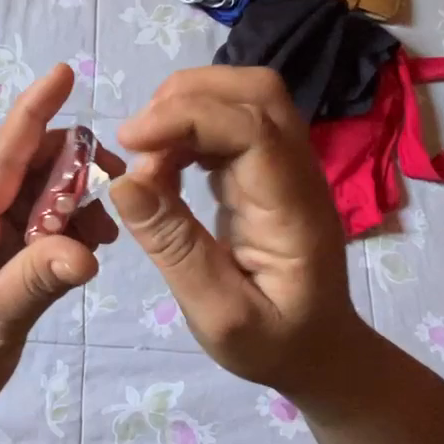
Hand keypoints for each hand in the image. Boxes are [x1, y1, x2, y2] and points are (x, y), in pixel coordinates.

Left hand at [0, 64, 122, 436]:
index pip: (2, 158)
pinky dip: (70, 229)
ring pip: (39, 194)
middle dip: (74, 162)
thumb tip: (87, 250)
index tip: (62, 73)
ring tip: (103, 234)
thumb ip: (34, 283)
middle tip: (119, 184)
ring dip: (76, 200)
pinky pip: (41, 226)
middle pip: (28, 167)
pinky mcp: (0, 257)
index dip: (33, 113)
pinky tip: (87, 251)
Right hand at [110, 66, 369, 405]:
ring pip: (244, 96)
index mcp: (294, 210)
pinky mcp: (268, 168)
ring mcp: (287, 165)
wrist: (321, 351)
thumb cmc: (274, 342)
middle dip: (187, 96)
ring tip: (146, 153)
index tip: (130, 142)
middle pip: (256, 91)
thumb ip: (174, 248)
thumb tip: (123, 181)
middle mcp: (298, 172)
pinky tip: (164, 162)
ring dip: (186, 106)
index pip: (252, 128)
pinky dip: (189, 126)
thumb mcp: (219, 315)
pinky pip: (231, 120)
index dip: (187, 118)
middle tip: (137, 141)